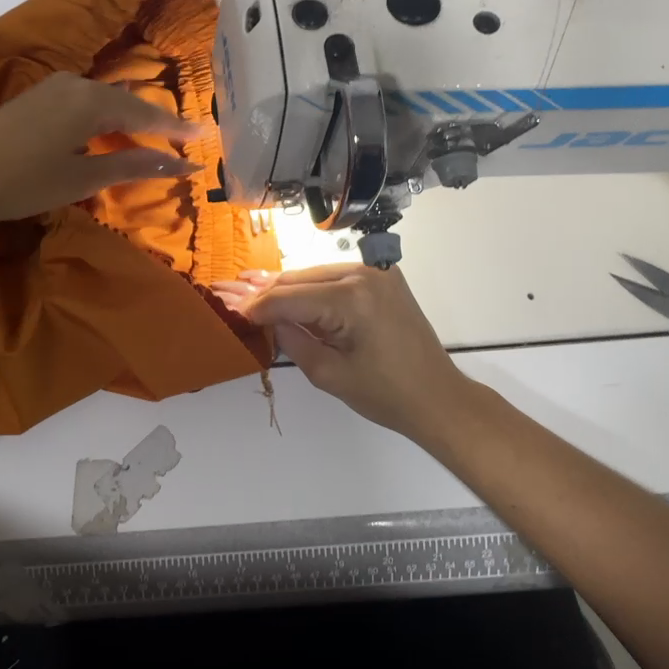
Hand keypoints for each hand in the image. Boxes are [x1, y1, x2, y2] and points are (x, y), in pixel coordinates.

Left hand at [0, 72, 200, 227]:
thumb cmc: (23, 181)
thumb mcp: (82, 178)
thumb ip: (132, 166)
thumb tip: (180, 163)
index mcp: (92, 100)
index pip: (144, 114)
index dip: (174, 128)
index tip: (202, 137)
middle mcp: (74, 84)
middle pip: (122, 102)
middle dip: (150, 122)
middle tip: (177, 138)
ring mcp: (49, 89)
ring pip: (99, 100)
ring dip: (123, 119)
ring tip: (145, 136)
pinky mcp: (30, 100)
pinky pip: (79, 102)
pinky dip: (98, 118)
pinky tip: (100, 131)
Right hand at [234, 264, 467, 440]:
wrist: (438, 397)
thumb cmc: (386, 395)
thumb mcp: (328, 374)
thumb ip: (292, 341)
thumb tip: (266, 321)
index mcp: (351, 298)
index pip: (288, 297)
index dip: (256, 306)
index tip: (230, 312)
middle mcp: (363, 273)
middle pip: (299, 278)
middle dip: (267, 293)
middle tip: (235, 301)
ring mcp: (375, 271)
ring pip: (314, 274)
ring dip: (287, 289)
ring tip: (256, 299)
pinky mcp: (382, 276)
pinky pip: (335, 277)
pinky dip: (312, 288)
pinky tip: (291, 297)